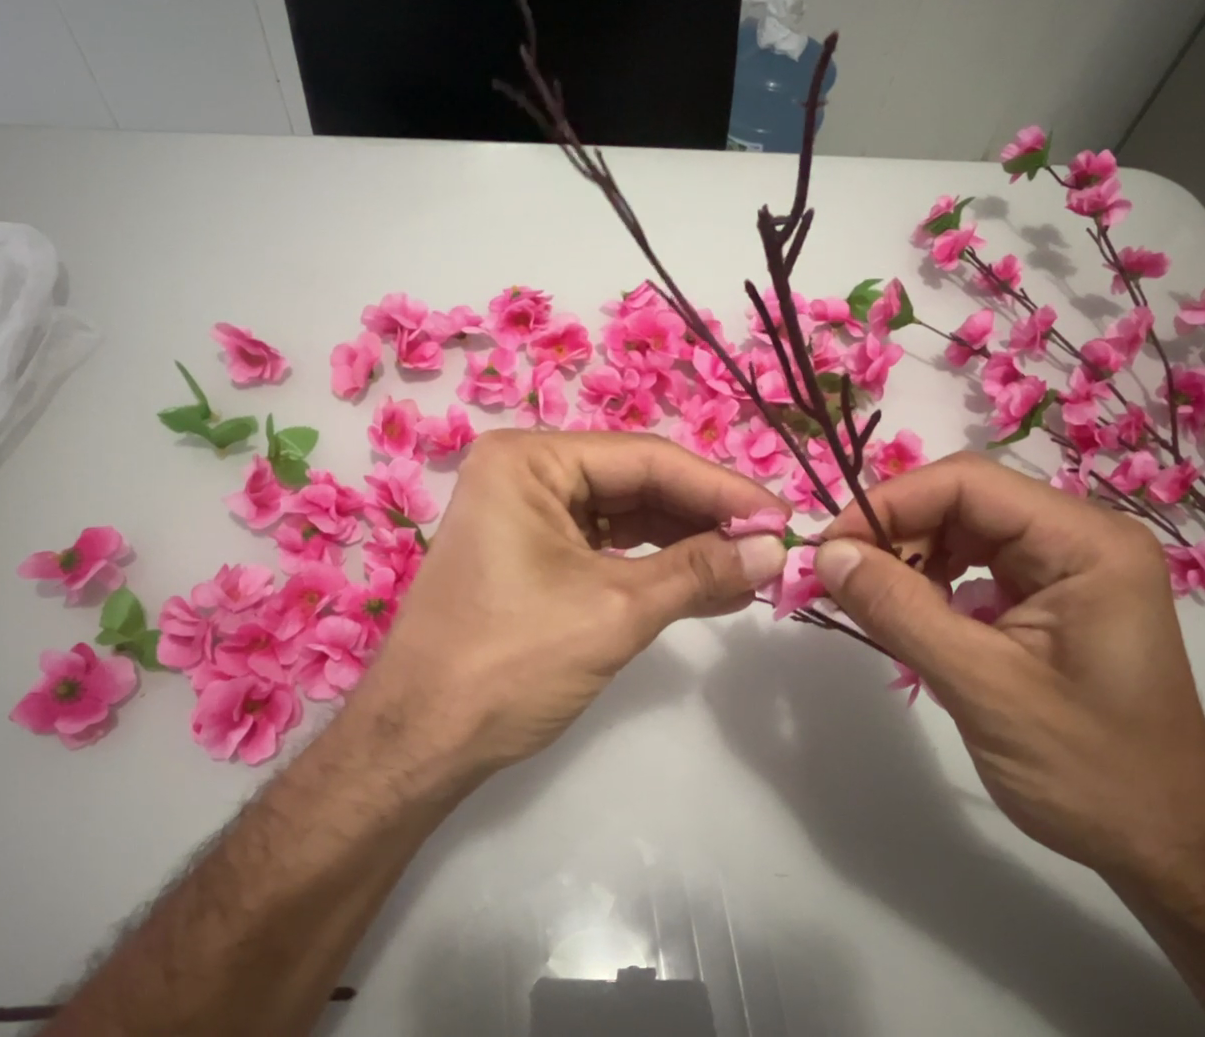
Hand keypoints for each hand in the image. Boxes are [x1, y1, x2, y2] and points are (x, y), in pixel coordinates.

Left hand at [353, 430, 788, 777]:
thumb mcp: (616, 611)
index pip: (648, 460)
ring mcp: (525, 518)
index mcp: (530, 461)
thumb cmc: (510, 663)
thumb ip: (700, 571)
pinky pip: (607, 551)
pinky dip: (656, 570)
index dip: (722, 490)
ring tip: (753, 571)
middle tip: (774, 547)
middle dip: (707, 520)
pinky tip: (710, 587)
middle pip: (638, 484)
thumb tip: (777, 549)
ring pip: (627, 519)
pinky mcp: (531, 559)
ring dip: (688, 547)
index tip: (783, 517)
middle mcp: (525, 475)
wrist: (421, 743)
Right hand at [815, 453, 1204, 885]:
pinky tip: (908, 620)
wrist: (1160, 842)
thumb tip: (826, 555)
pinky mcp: (1053, 602)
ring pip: (965, 535)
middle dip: (895, 534)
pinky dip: (932, 588)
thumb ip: (900, 611)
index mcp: (1087, 543)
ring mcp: (1070, 571)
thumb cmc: (1087, 768)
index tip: (829, 548)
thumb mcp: (982, 686)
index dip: (888, 504)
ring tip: (867, 602)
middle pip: (965, 503)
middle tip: (837, 579)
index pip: (969, 484)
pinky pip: (977, 571)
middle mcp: (1083, 540)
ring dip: (909, 561)